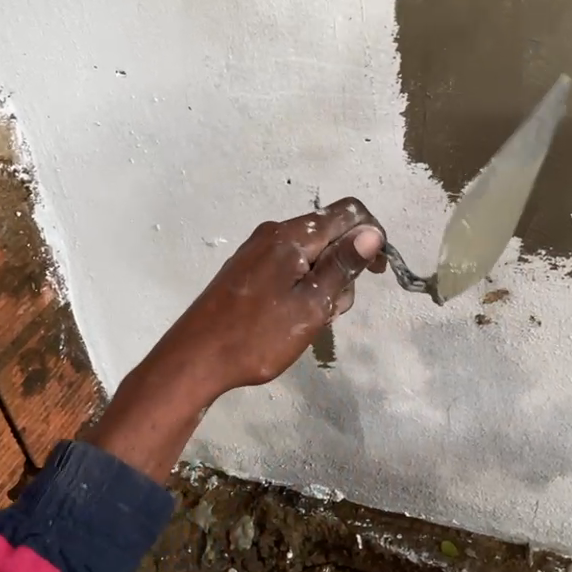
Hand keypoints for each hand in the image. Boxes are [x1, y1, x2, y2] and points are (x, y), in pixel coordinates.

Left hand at [82, 198, 385, 480]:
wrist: (194, 359)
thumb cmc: (257, 335)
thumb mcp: (311, 305)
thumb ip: (342, 266)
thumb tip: (373, 232)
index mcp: (292, 235)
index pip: (347, 212)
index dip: (371, 235)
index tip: (378, 272)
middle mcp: (274, 233)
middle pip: (329, 233)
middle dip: (345, 266)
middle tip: (335, 310)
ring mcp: (257, 250)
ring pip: (310, 253)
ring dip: (324, 281)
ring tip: (313, 320)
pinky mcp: (247, 269)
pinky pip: (289, 265)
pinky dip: (303, 286)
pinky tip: (293, 317)